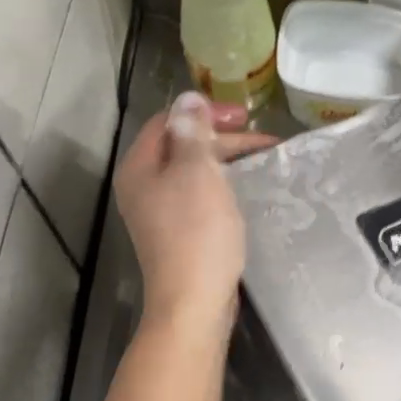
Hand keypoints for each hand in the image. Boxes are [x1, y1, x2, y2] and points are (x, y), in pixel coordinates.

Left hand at [115, 92, 277, 328]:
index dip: (203, 112)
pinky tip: (244, 194)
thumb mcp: (198, 173)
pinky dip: (221, 187)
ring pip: (191, 173)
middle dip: (219, 138)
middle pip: (180, 147)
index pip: (167, 122)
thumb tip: (189, 99)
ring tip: (258, 163)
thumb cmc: (197, 233)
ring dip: (224, 162)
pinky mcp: (177, 235)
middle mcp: (142, 187)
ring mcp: (158, 214)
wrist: (193, 301)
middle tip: (261, 140)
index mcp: (139, 167)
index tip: (244, 116)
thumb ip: (193, 133)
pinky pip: (198, 197)